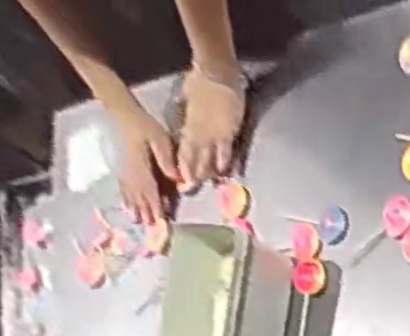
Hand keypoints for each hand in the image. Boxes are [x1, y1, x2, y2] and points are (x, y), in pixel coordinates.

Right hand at [111, 100, 177, 225]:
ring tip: (137, 221)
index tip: (160, 220)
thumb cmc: (145, 126)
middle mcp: (130, 168)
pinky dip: (126, 196)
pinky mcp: (122, 165)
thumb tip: (175, 178)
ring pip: (130, 191)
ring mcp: (124, 166)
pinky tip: (127, 206)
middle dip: (144, 211)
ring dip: (134, 207)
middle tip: (149, 227)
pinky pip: (123, 184)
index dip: (155, 205)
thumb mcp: (161, 140)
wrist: (124, 113)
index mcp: (140, 163)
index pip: (149, 189)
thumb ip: (168, 159)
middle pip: (138, 193)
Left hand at [178, 65, 245, 185]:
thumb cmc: (200, 81)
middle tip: (189, 188)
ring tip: (207, 184)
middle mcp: (200, 131)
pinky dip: (226, 163)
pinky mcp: (230, 132)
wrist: (217, 73)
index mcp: (189, 122)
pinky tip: (227, 173)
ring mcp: (216, 133)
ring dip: (208, 172)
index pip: (183, 148)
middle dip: (192, 174)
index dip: (181, 163)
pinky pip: (227, 151)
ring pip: (210, 157)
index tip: (178, 177)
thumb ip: (186, 116)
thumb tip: (184, 130)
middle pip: (195, 157)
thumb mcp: (186, 98)